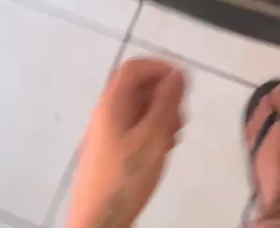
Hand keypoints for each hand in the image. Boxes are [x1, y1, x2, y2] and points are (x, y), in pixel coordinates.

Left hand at [65, 58, 186, 227]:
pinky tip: (162, 149)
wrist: (98, 224)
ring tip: (174, 135)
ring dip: (161, 114)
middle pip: (138, 87)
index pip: (135, 68)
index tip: (182, 82)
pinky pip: (134, 129)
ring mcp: (107, 134)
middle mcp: (106, 114)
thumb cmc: (126, 177)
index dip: (160, 67)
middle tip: (180, 114)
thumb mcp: (153, 136)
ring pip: (138, 109)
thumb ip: (167, 102)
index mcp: (112, 104)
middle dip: (164, 95)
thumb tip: (178, 73)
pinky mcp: (110, 153)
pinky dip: (152, 131)